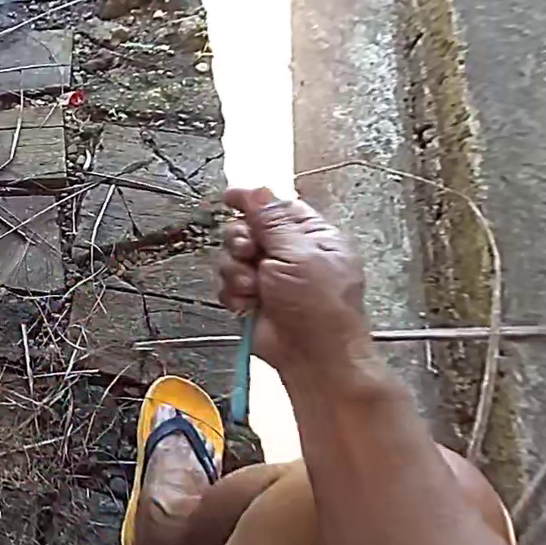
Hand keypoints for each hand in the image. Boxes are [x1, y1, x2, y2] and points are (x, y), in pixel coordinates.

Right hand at [216, 187, 371, 373]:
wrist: (310, 354)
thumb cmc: (320, 307)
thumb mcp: (298, 254)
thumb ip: (273, 221)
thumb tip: (257, 190)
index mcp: (310, 236)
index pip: (275, 207)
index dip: (252, 201)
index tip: (230, 197)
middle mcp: (287, 253)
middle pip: (244, 231)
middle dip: (241, 244)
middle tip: (251, 255)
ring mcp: (267, 276)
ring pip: (230, 258)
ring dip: (237, 273)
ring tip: (255, 289)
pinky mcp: (249, 296)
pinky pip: (225, 284)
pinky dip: (233, 293)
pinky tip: (248, 303)